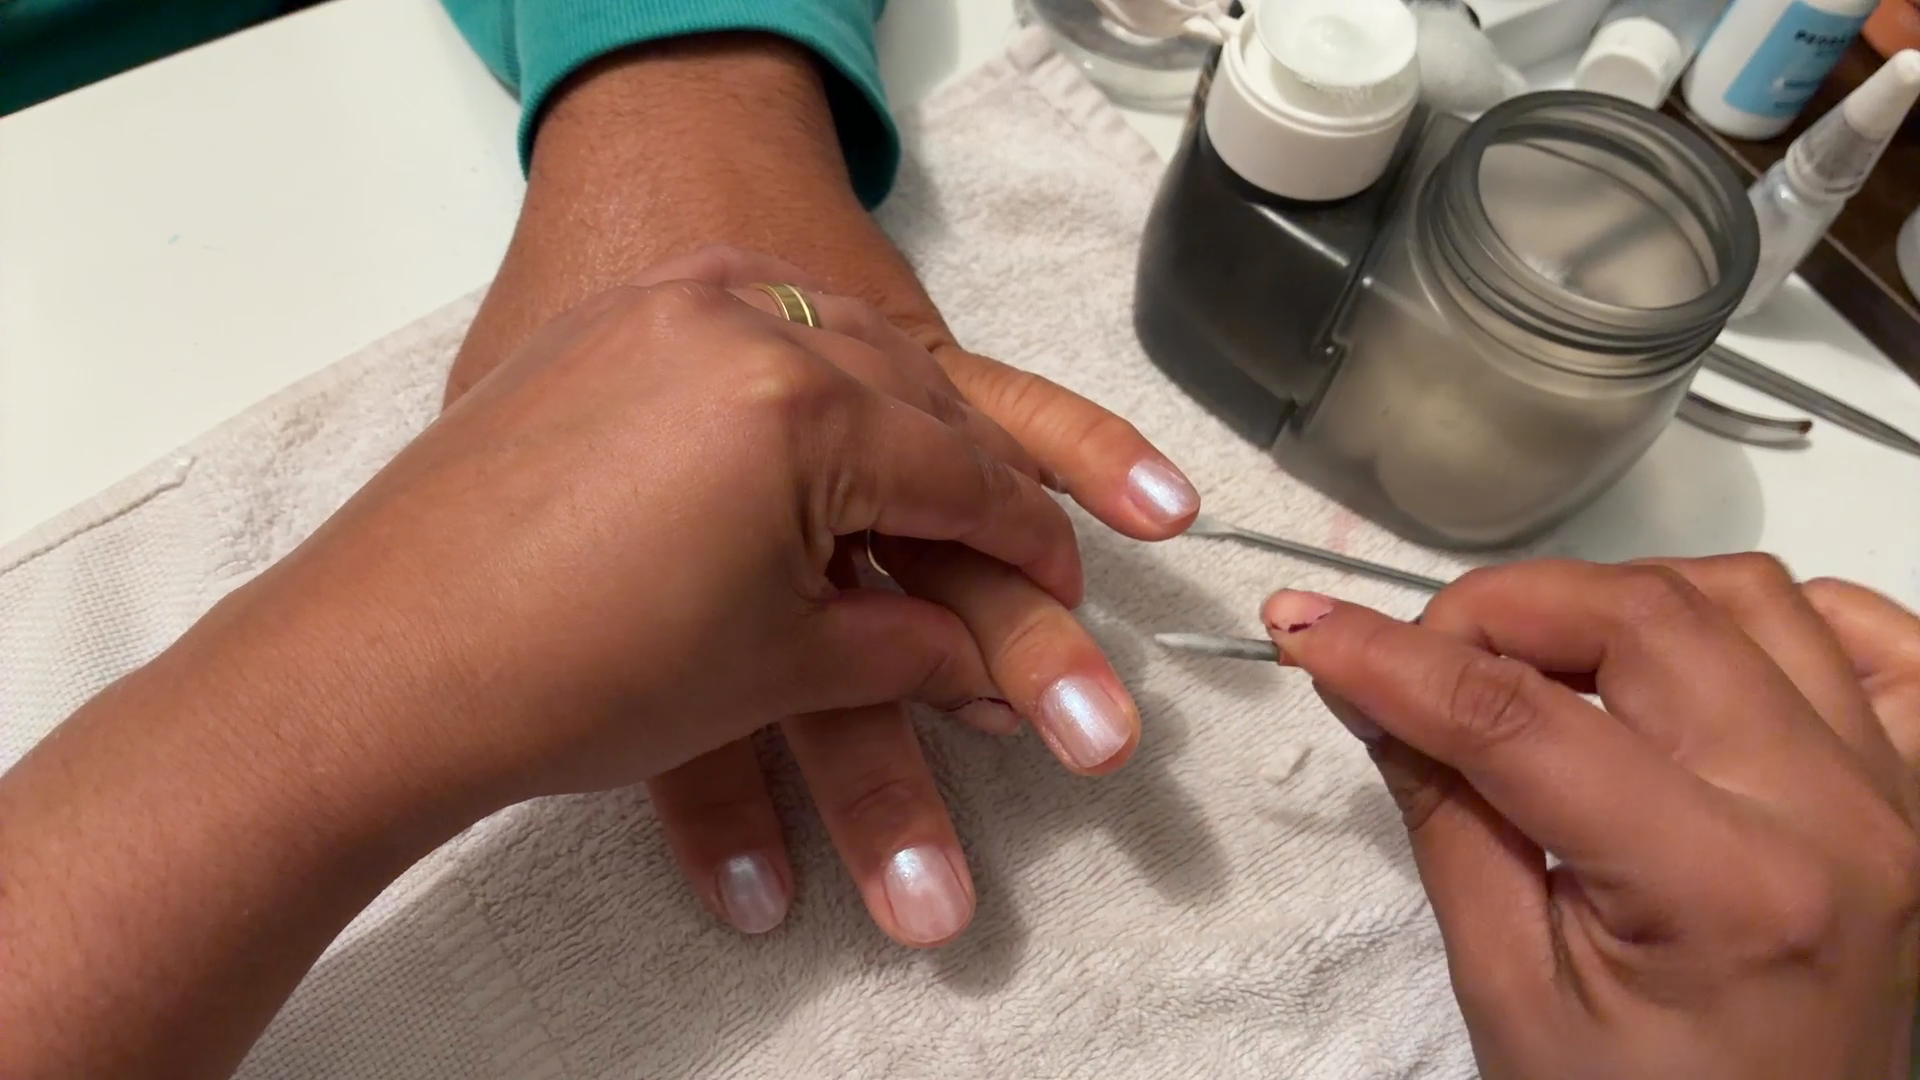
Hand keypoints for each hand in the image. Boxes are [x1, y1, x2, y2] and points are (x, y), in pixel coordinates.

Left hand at [0, 255, 1087, 1075]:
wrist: (373, 668)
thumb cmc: (588, 678)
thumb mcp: (782, 667)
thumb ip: (911, 651)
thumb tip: (989, 670)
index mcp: (799, 409)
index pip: (962, 476)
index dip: (1030, 542)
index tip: (1070, 585)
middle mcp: (750, 323)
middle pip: (925, 401)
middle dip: (992, 485)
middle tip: (1037, 554)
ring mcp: (682, 305)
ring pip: (859, 346)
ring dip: (924, 418)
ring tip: (970, 480)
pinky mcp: (633, 317)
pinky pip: (778, 322)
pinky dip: (837, 368)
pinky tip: (864, 398)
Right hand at [1262, 556, 1919, 1078]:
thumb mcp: (1497, 968)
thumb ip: (1434, 803)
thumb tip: (1351, 677)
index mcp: (1727, 889)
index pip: (1513, 719)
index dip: (1385, 655)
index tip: (1294, 622)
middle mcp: (1841, 813)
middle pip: (1639, 615)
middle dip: (1486, 610)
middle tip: (1417, 663)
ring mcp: (1908, 786)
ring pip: (1736, 592)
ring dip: (1595, 603)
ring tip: (1527, 666)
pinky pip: (1861, 628)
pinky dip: (1750, 611)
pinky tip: (1676, 659)